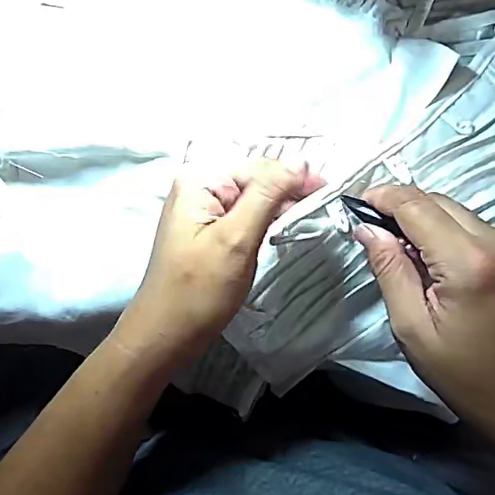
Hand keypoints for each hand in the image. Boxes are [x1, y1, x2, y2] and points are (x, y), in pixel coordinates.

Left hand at [115, 159, 324, 367]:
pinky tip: (279, 227)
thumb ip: (267, 195)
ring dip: (277, 205)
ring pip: (250, 197)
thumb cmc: (198, 290)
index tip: (328, 188)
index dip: (294, 175)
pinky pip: (241, 215)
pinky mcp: (206, 231)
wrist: (166, 333)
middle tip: (322, 202)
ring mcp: (199, 210)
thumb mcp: (236, 238)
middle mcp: (196, 187)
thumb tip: (300, 161)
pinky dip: (263, 220)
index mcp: (198, 181)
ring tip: (307, 214)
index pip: (257, 166)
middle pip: (253, 178)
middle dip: (287, 189)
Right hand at [352, 183, 494, 455]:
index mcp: (472, 264)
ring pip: (473, 221)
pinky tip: (472, 279)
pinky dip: (477, 247)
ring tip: (431, 266)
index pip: (418, 206)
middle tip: (386, 232)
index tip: (362, 202)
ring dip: (445, 232)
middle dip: (411, 212)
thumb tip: (368, 227)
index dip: (385, 197)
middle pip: (446, 205)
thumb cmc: (469, 378)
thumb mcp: (412, 329)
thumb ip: (389, 270)